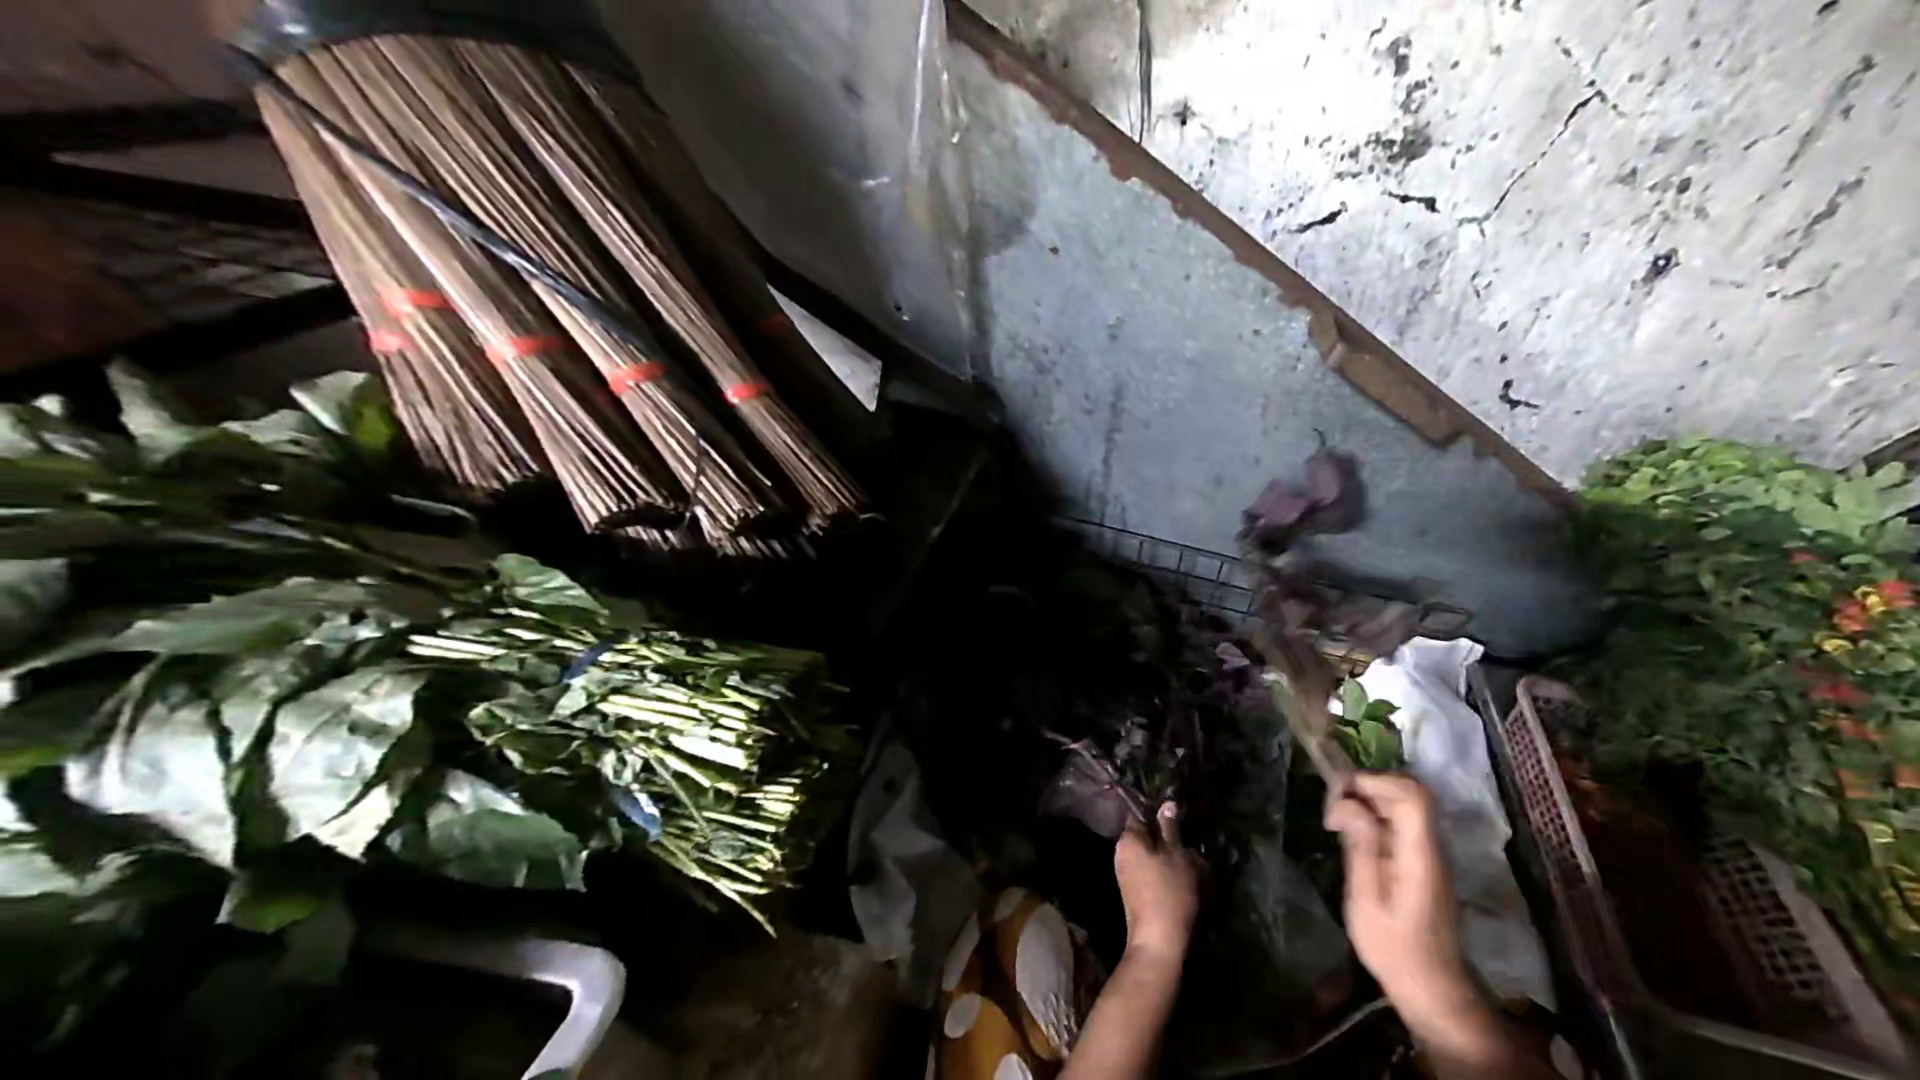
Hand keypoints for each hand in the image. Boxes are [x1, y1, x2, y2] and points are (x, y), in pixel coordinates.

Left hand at [1114, 801, 1199, 964]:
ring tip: (1191, 867)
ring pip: (1148, 855)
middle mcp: (1120, 852)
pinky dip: (1162, 872)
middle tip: (1190, 849)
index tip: (1179, 824)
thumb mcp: (1176, 855)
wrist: (1157, 938)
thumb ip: (1170, 828)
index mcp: (1127, 839)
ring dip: (1168, 858)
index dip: (1159, 817)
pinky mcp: (1131, 889)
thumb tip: (1167, 804)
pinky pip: (1147, 871)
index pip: (1140, 815)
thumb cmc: (1169, 891)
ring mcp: (1123, 872)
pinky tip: (1180, 881)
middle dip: (1167, 841)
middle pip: (1145, 836)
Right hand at [1324, 774, 1480, 1036]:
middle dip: (1369, 786)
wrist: (1430, 986)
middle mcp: (1432, 847)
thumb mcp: (1366, 897)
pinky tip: (1353, 835)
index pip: (1412, 795)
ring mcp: (1431, 854)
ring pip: (1406, 804)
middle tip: (1334, 805)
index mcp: (1420, 854)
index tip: (1338, 793)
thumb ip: (1361, 845)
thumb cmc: (1392, 946)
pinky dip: (1375, 816)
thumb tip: (1347, 801)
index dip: (1374, 781)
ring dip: (1370, 800)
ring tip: (1338, 819)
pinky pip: (1403, 822)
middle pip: (1411, 792)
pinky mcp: (1423, 861)